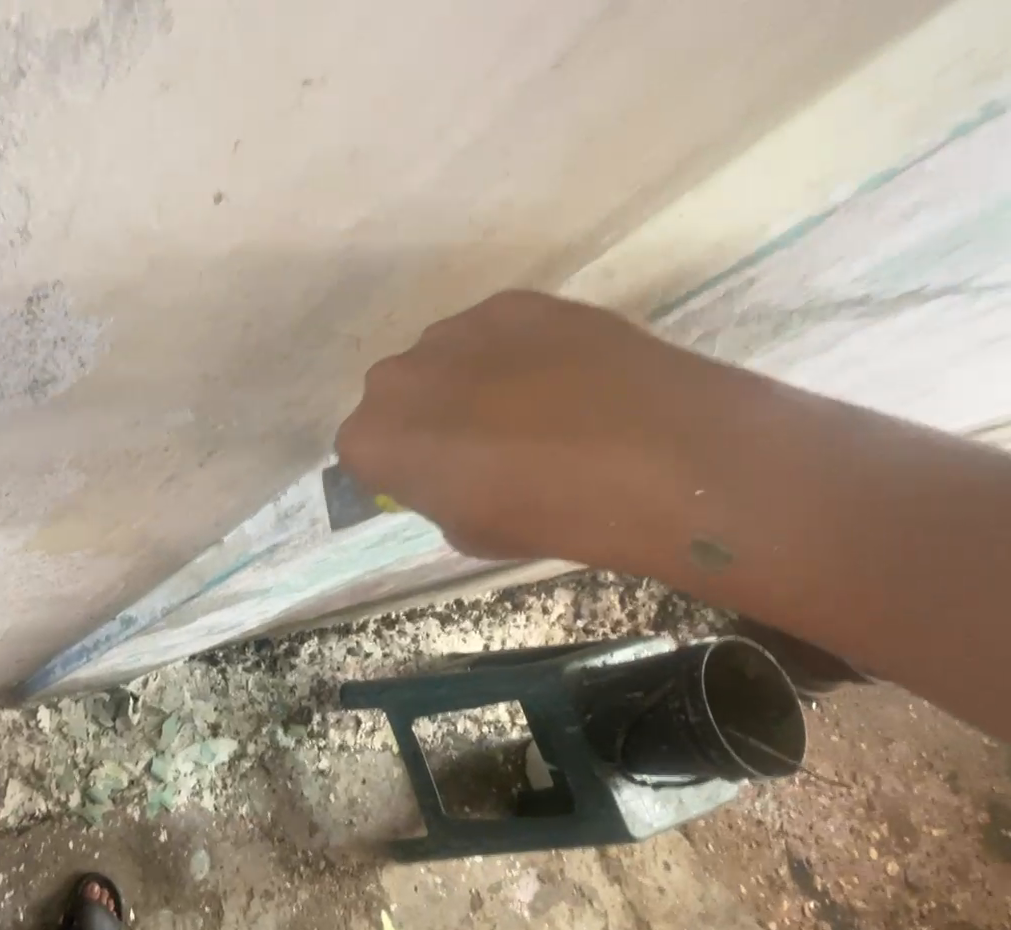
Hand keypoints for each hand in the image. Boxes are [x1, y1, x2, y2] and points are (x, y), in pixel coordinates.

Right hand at [334, 290, 730, 564]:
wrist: (661, 458)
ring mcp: (454, 332)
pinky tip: (563, 378)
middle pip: (396, 397)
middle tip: (481, 443)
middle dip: (426, 416)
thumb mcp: (467, 530)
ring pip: (443, 358)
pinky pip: (494, 331)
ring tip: (532, 407)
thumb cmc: (549, 514)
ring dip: (467, 379)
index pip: (363, 451)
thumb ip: (433, 492)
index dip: (399, 467)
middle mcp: (394, 378)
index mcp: (371, 440)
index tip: (436, 480)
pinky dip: (515, 351)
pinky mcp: (512, 303)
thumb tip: (450, 470)